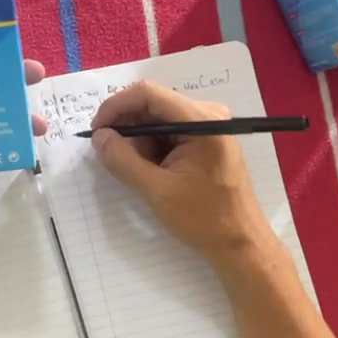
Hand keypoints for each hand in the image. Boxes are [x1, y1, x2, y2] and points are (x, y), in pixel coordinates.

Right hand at [88, 82, 277, 265]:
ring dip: (139, 140)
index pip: (148, 94)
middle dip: (127, 127)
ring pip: (157, 119)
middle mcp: (207, 114)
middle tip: (112, 155)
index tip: (97, 131)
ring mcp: (208, 126)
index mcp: (202, 121)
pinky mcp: (206, 139)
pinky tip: (153, 171)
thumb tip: (99, 137)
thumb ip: (122, 160)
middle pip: (152, 104)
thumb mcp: (155, 191)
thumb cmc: (203, 219)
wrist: (241, 243)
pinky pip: (168, 131)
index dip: (116, 107)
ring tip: (141, 171)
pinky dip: (152, 147)